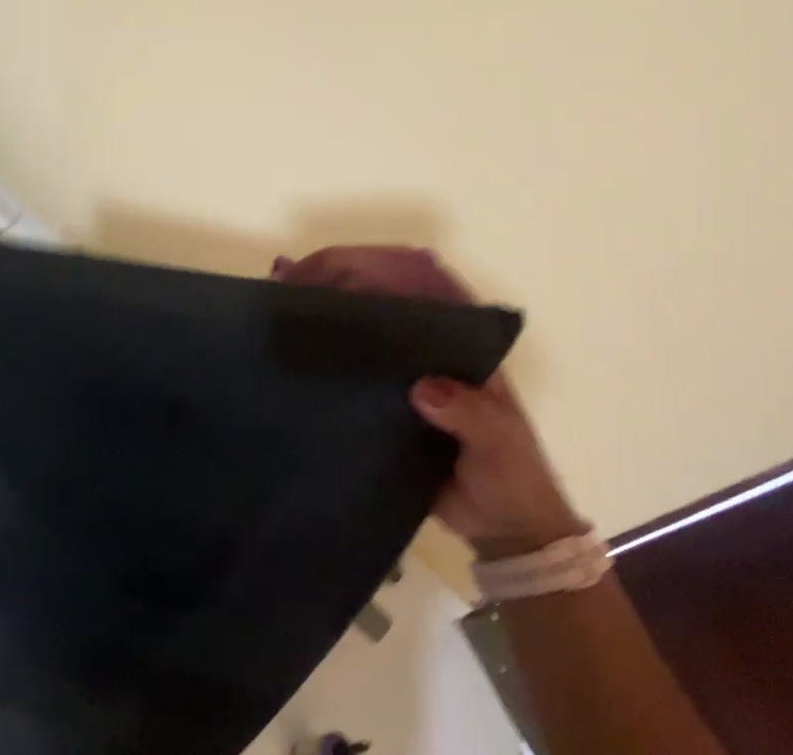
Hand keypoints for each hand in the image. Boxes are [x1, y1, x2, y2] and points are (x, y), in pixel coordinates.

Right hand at [272, 246, 584, 560]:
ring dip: (326, 306)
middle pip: (385, 292)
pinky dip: (325, 352)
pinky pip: (355, 366)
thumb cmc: (512, 478)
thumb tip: (421, 388)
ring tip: (280, 300)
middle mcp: (433, 348)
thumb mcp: (498, 443)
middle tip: (290, 280)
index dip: (382, 262)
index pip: (425, 279)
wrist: (507, 530)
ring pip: (366, 324)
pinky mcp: (388, 404)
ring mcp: (409, 374)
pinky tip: (292, 353)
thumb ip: (469, 414)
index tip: (336, 265)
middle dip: (339, 276)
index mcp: (466, 344)